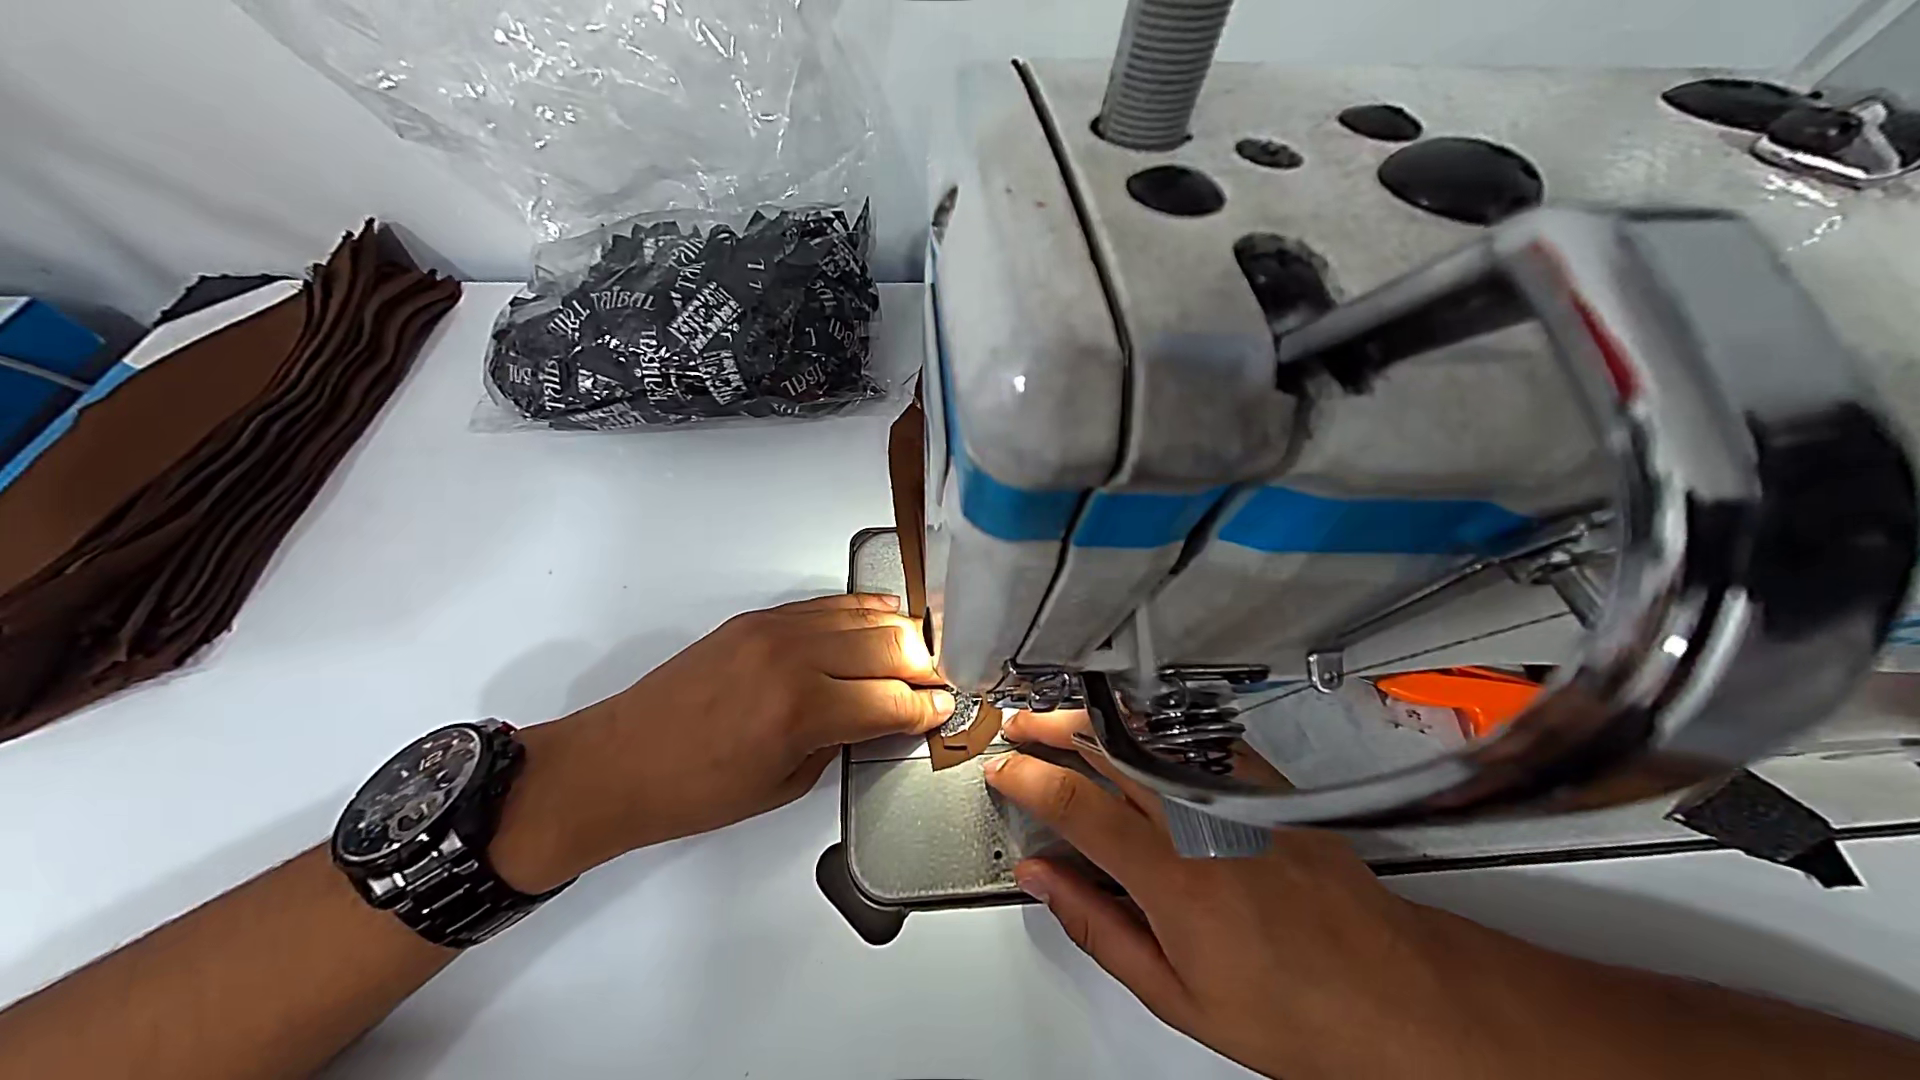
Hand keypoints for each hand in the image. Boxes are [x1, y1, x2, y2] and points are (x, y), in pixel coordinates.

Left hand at [492, 594, 953, 889]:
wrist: (618, 762)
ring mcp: (774, 629)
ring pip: (864, 615)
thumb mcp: (784, 784)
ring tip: (917, 652)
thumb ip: (841, 740)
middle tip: (937, 682)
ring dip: (900, 633)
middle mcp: (793, 658)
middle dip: (925, 666)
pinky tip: (880, 618)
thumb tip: (879, 715)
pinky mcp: (757, 618)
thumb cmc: (694, 791)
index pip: (892, 699)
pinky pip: (826, 604)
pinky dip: (861, 611)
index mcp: (801, 712)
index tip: (944, 709)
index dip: (927, 707)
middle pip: (890, 645)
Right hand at [985, 710, 1494, 1079]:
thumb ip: (1098, 926)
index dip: (1028, 780)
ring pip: (1146, 736)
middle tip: (1021, 729)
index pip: (1076, 805)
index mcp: (1171, 876)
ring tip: (1062, 723)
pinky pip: (1194, 741)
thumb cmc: (1296, 1010)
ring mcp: (1235, 797)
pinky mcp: (1265, 787)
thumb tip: (1044, 882)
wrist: (1395, 995)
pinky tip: (1134, 730)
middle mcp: (1200, 822)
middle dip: (1052, 729)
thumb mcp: (1175, 994)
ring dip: (1095, 723)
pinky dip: (1150, 728)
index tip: (1003, 774)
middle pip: (1107, 750)